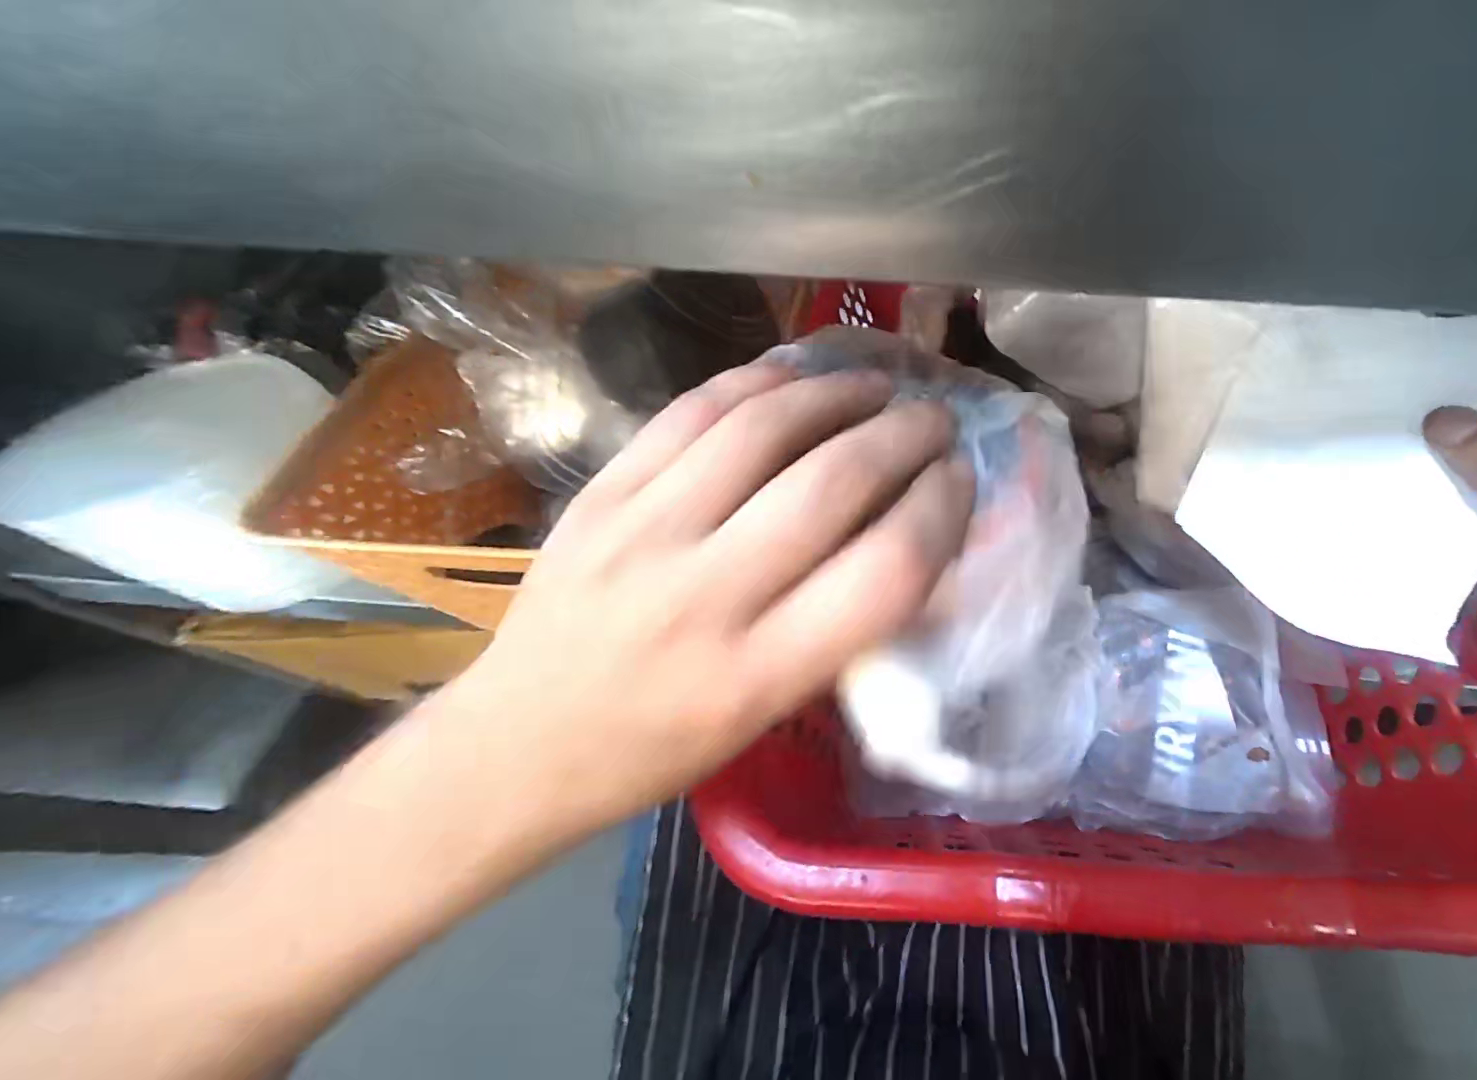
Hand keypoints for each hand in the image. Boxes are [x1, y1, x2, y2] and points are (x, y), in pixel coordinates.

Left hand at [445, 361, 974, 833]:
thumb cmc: (661, 749)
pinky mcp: (602, 493)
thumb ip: (840, 627)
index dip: (941, 512)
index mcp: (760, 674)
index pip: (886, 572)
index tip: (959, 482)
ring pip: (764, 428)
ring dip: (838, 394)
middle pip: (834, 484)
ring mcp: (644, 531)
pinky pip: (692, 412)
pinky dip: (757, 381)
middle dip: (904, 437)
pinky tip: (794, 375)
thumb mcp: (770, 714)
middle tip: (934, 420)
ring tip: (876, 386)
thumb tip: (908, 535)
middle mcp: (706, 596)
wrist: (518, 745)